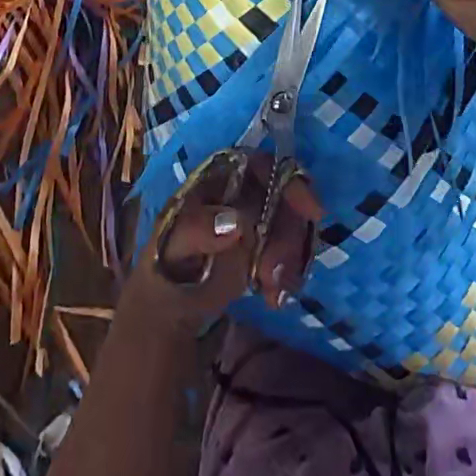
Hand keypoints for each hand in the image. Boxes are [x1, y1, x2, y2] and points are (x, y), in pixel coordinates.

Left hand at [120, 153, 321, 336]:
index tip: (312, 210)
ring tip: (272, 293)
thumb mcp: (169, 253)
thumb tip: (237, 221)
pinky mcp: (263, 249)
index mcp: (212, 181)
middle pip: (282, 197)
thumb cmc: (163, 273)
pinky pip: (292, 250)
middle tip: (275, 275)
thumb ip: (195, 233)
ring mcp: (254, 220)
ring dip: (292, 257)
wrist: (163, 311)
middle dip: (289, 234)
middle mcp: (238, 194)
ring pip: (292, 224)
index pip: (258, 164)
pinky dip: (292, 273)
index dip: (288, 179)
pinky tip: (274, 297)